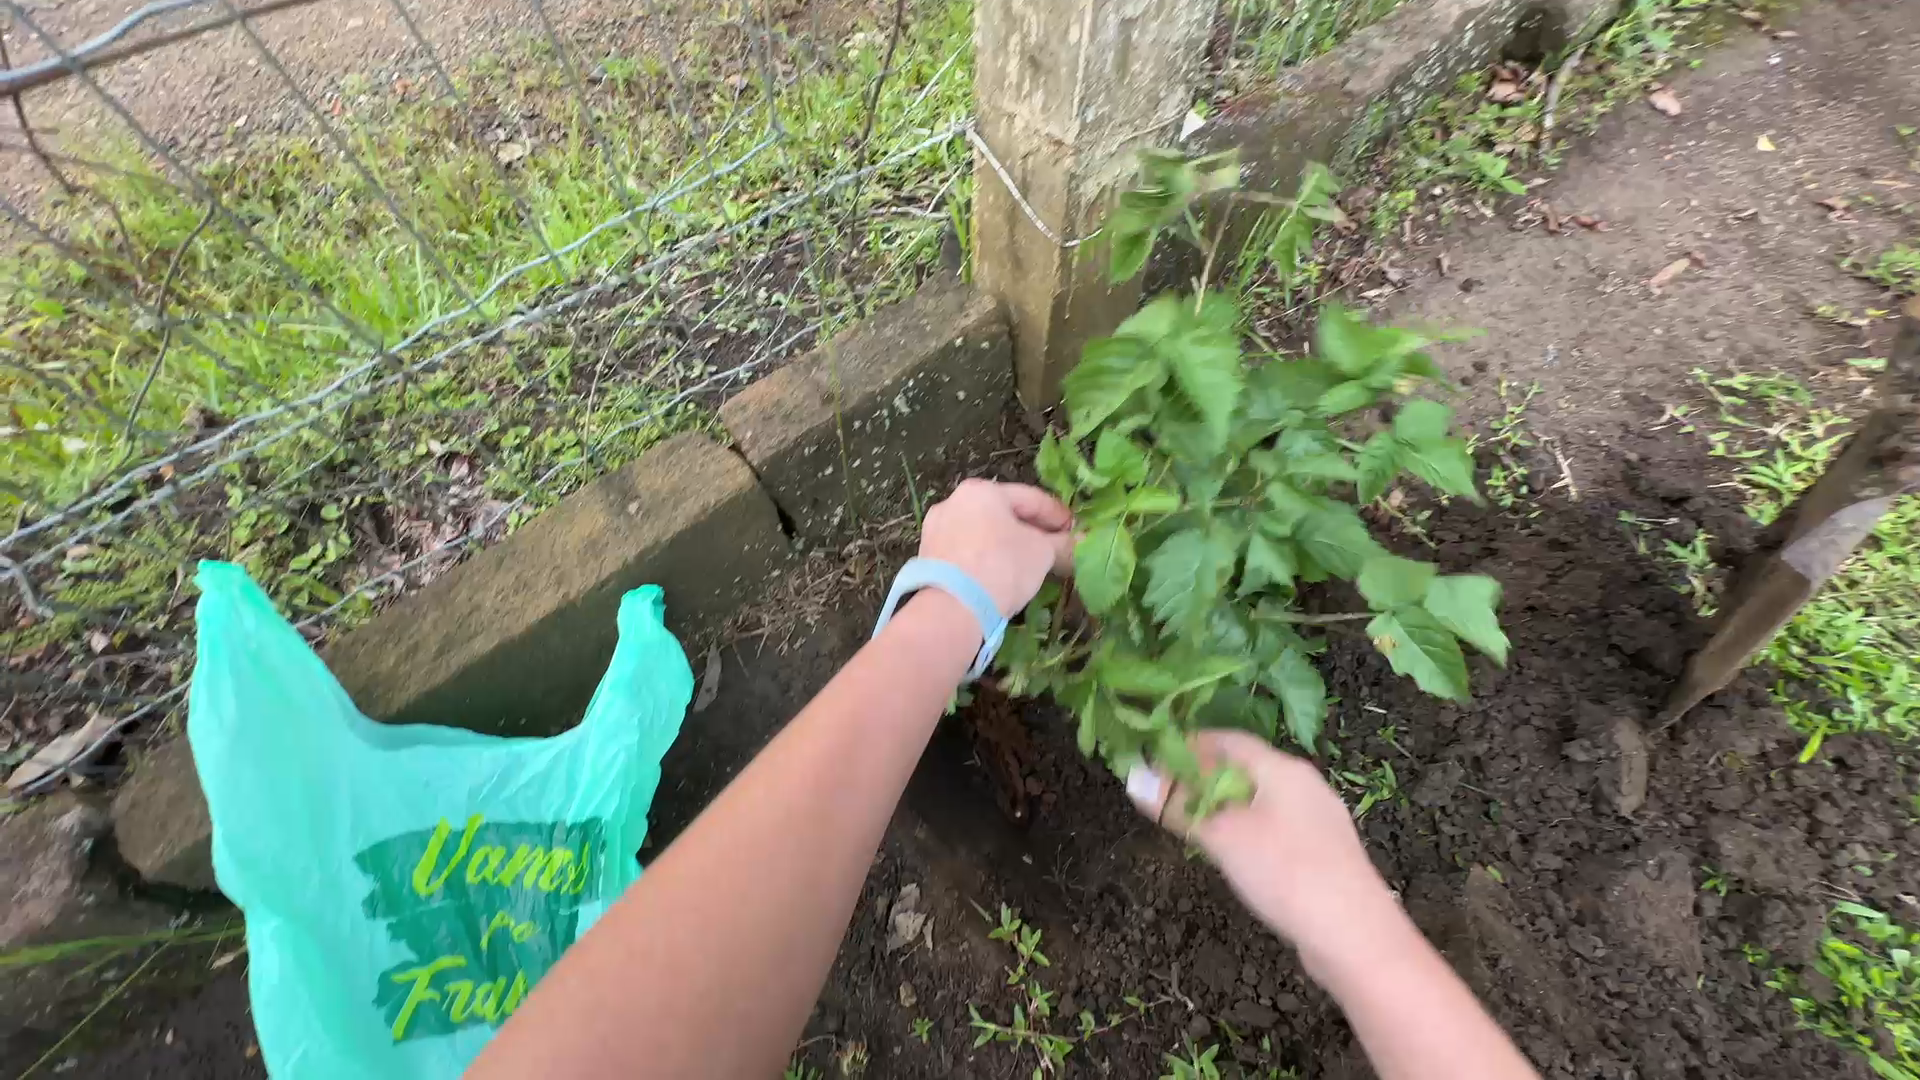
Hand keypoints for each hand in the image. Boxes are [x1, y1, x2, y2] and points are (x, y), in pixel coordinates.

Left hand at [916, 479, 1074, 616]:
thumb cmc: (1002, 566)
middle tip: (1056, 547)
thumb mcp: (1042, 553)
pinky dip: (986, 558)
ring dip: (1007, 545)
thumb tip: (1079, 541)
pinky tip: (1001, 575)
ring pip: (983, 533)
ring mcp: (936, 529)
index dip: (1058, 515)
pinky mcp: (927, 556)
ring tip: (1030, 564)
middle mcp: (953, 501)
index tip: (1075, 530)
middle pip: (1003, 513)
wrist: (952, 607)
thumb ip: (1062, 543)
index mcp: (982, 490)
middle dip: (1031, 530)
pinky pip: (966, 551)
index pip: (1030, 498)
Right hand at [1126, 730, 1402, 973]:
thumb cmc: (1285, 872)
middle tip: (1166, 791)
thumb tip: (1133, 778)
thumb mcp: (1221, 835)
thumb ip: (1177, 805)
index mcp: (1281, 767)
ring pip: (1259, 796)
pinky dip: (1246, 825)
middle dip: (1202, 774)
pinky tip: (1233, 850)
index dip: (1188, 743)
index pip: (1226, 738)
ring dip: (1223, 802)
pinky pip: (1275, 823)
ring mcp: (1318, 817)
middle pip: (1243, 765)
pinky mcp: (1325, 851)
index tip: (1154, 757)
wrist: (1358, 939)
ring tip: (1192, 820)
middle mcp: (1304, 783)